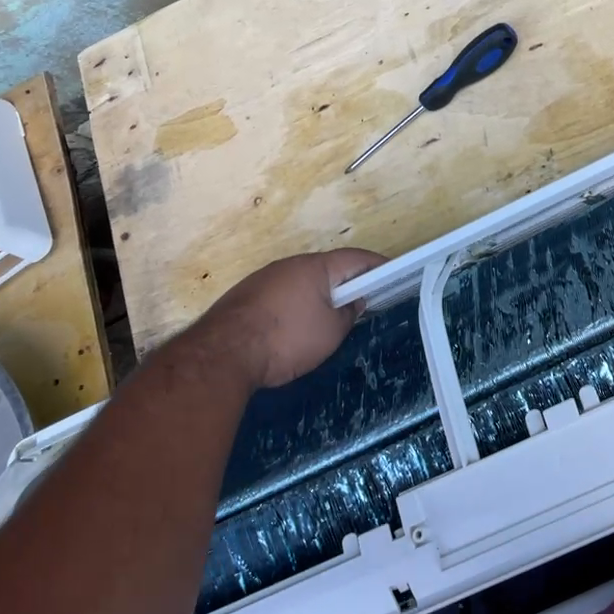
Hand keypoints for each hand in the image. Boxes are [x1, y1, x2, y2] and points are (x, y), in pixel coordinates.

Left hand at [187, 248, 385, 389]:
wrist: (220, 355)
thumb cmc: (286, 339)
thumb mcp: (331, 332)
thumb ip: (348, 314)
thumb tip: (354, 302)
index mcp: (316, 267)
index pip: (356, 258)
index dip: (377, 265)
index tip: (393, 275)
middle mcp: (289, 265)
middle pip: (327, 269)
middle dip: (346, 282)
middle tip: (363, 299)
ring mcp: (263, 279)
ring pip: (301, 282)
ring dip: (319, 295)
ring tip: (329, 317)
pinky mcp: (244, 297)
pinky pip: (281, 295)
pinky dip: (295, 305)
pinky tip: (295, 327)